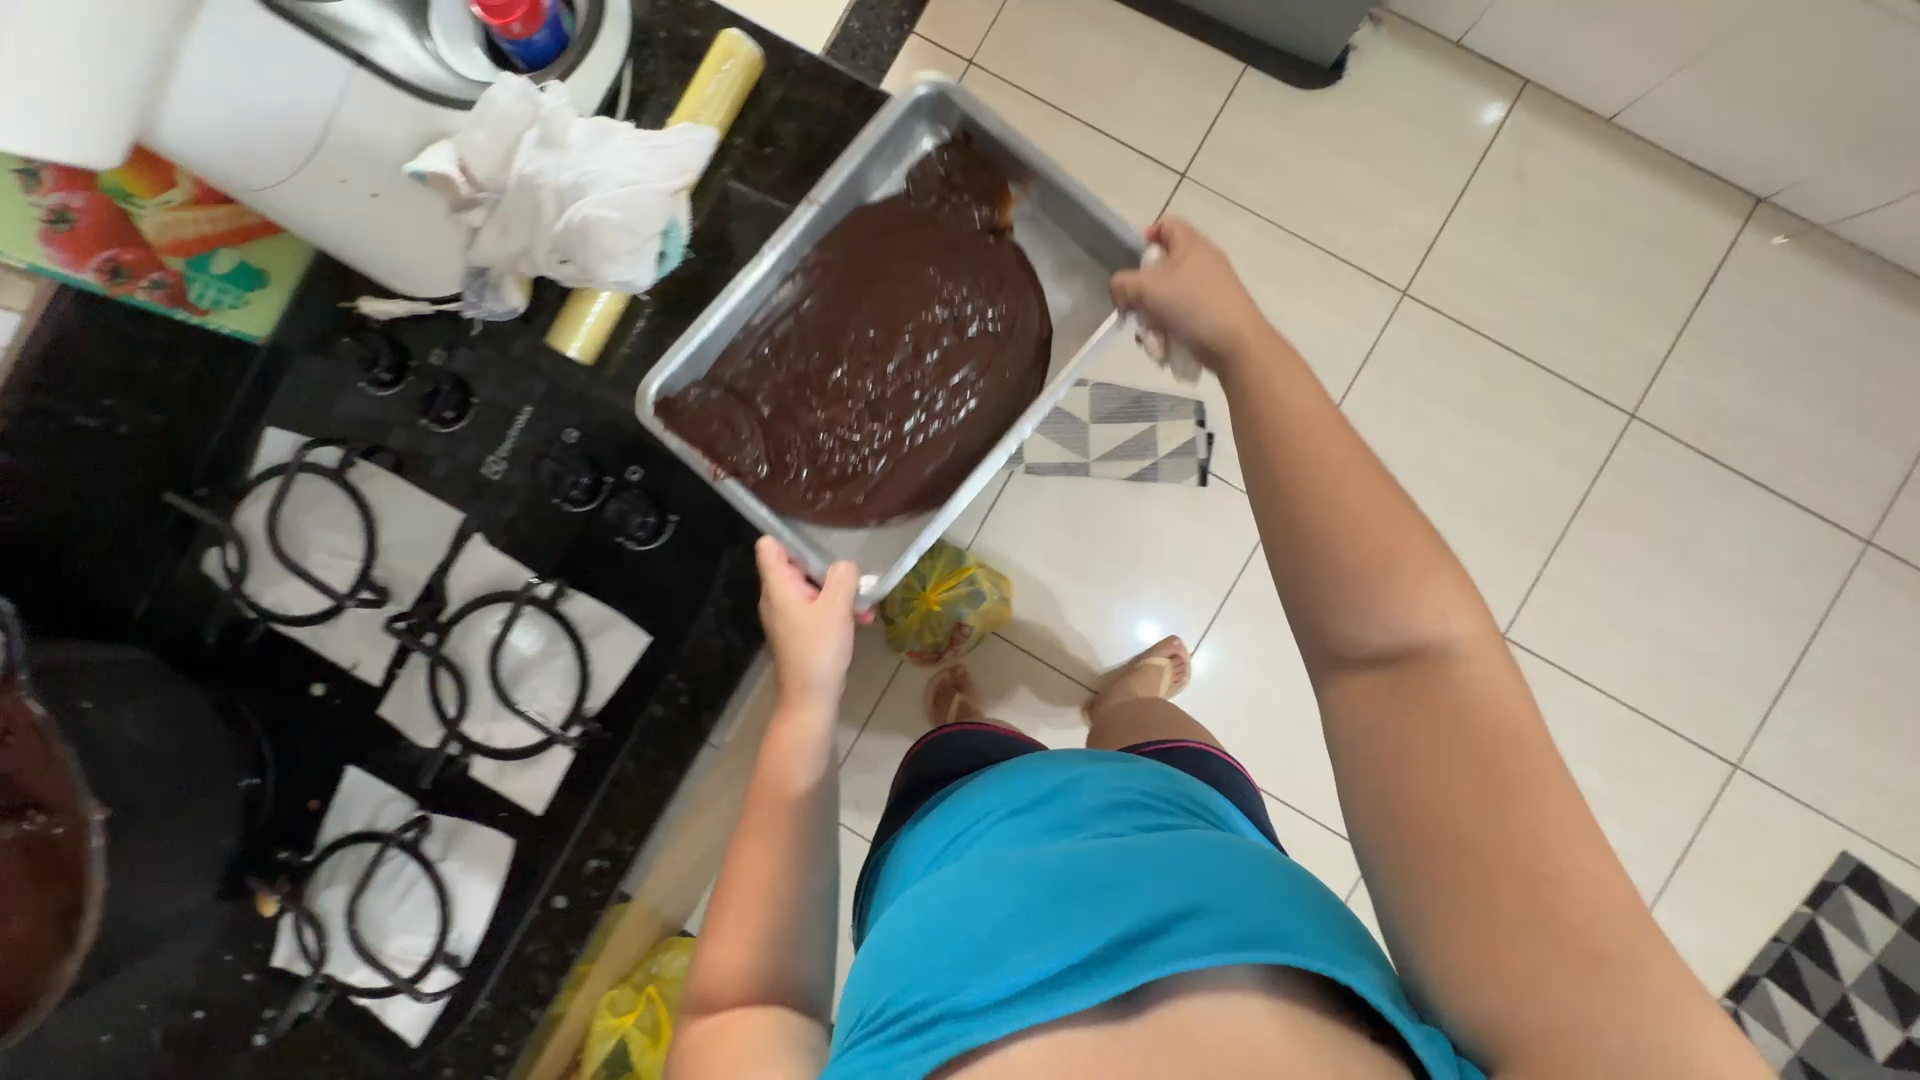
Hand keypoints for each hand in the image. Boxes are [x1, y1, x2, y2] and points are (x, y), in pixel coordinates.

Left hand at [755, 536, 861, 714]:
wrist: (811, 698)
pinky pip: (816, 607)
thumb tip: (845, 565)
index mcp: (777, 586)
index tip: (820, 538)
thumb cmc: (819, 649)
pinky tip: (860, 618)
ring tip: (862, 600)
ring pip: (811, 587)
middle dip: (825, 566)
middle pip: (795, 564)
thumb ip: (842, 576)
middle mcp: (776, 597)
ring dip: (837, 590)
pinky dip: (836, 608)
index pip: (769, 545)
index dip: (790, 536)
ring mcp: (787, 614)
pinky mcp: (799, 630)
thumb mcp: (836, 607)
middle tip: (851, 572)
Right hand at [1109, 217, 1275, 373]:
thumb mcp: (1148, 289)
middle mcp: (1200, 263)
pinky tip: (1164, 347)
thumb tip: (1118, 290)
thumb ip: (1123, 284)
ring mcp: (1206, 291)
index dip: (1146, 236)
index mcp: (1191, 245)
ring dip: (1151, 319)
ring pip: (1165, 299)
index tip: (1131, 260)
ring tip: (1151, 337)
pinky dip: (1167, 332)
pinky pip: (1178, 319)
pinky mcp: (1208, 316)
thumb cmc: (1192, 306)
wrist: (1235, 344)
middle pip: (1160, 269)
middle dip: (1141, 292)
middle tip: (1134, 307)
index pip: (1166, 225)